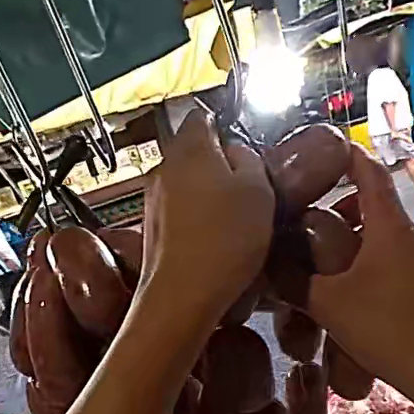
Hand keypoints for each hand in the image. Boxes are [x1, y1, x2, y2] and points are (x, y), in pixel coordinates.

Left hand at [138, 108, 273, 326]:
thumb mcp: (259, 190)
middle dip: (223, 170)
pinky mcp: (154, 234)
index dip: (228, 128)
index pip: (205, 116)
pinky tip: (218, 248)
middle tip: (251, 192)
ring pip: (189, 189)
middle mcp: (164, 169)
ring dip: (211, 200)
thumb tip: (238, 154)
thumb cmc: (222, 242)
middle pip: (197, 156)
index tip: (246, 148)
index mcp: (190, 147)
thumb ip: (251, 160)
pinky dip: (199, 227)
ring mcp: (154, 203)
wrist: (183, 296)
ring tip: (237, 226)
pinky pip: (182, 219)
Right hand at [308, 147, 413, 406]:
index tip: (320, 150)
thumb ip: (293, 282)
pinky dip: (358, 252)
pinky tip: (336, 281)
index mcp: (389, 226)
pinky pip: (382, 252)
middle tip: (304, 214)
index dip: (346, 155)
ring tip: (314, 251)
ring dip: (346, 231)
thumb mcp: (327, 303)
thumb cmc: (383, 327)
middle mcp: (406, 234)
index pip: (370, 171)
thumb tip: (265, 267)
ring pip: (376, 229)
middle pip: (372, 200)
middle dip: (338, 200)